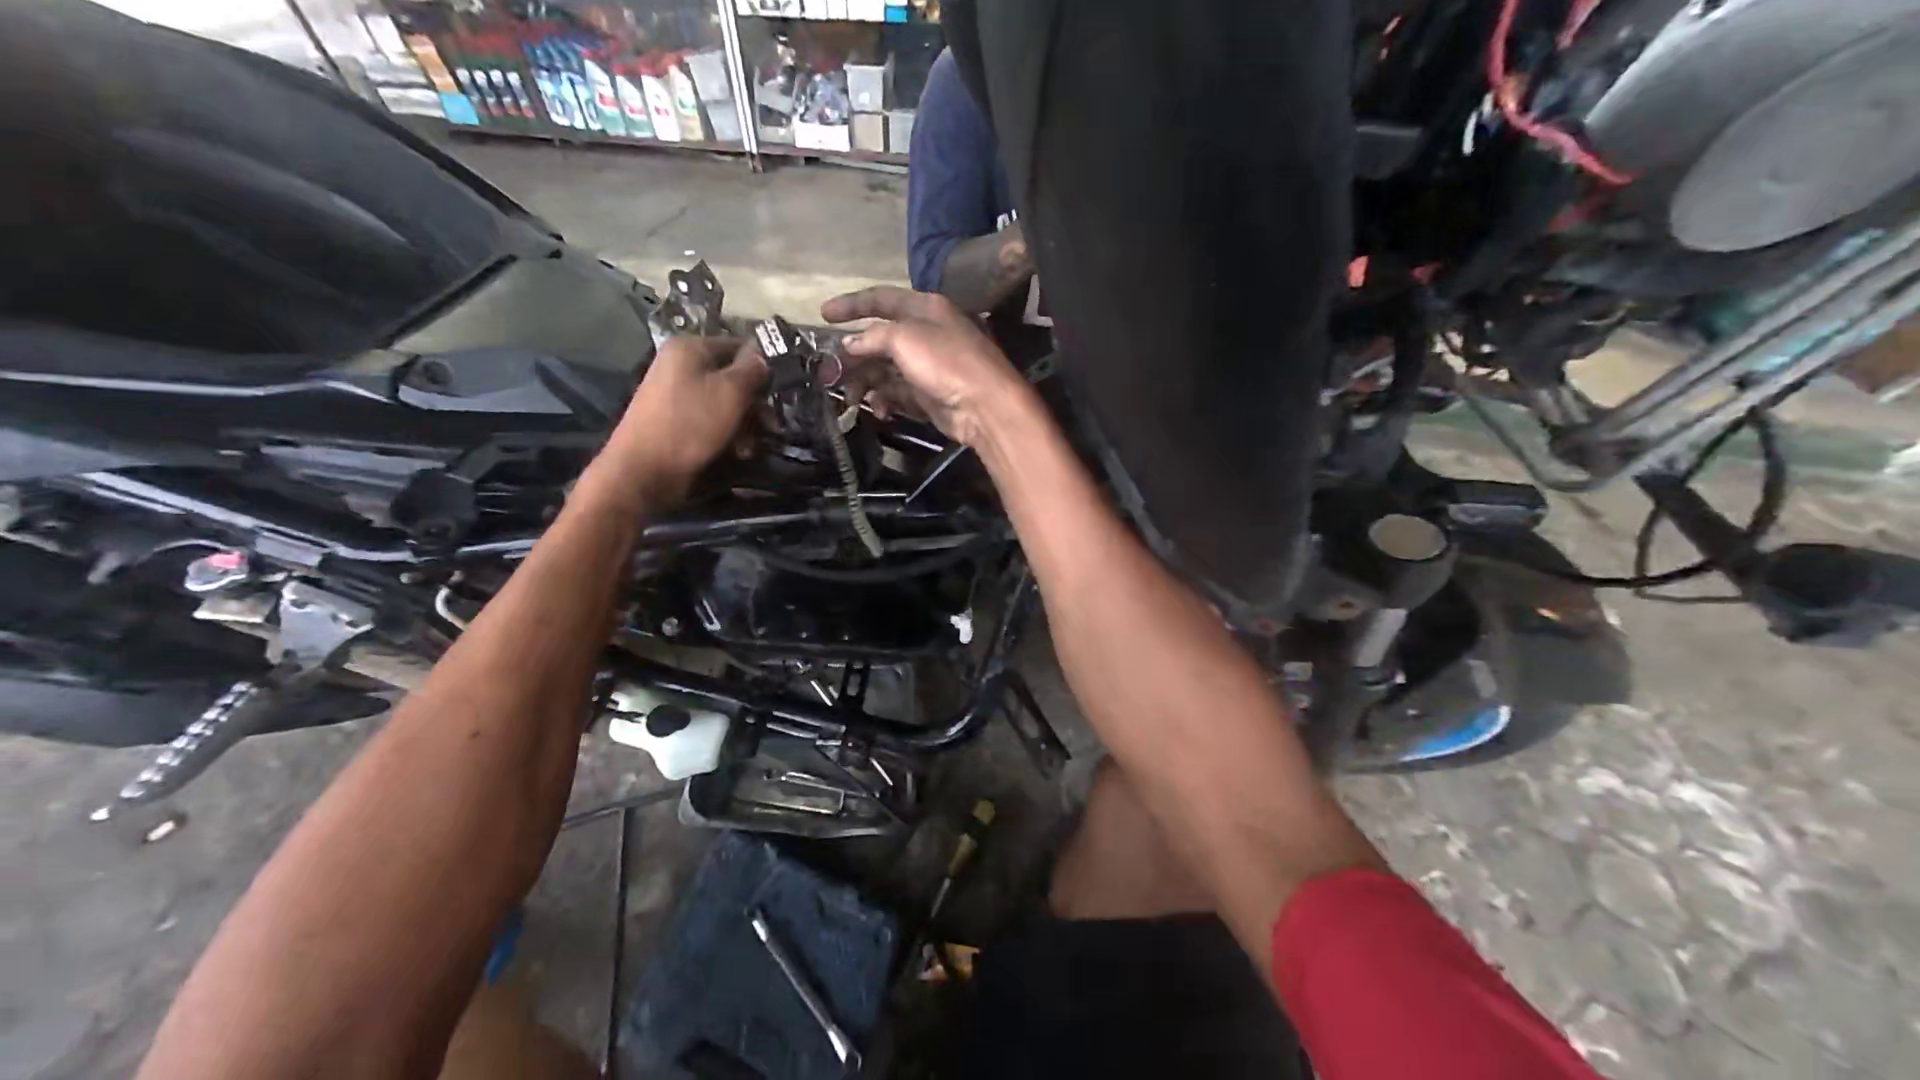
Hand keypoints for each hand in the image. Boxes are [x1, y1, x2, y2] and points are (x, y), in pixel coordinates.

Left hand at [597, 336, 766, 504]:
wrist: (644, 470)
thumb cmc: (690, 424)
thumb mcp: (731, 392)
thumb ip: (752, 370)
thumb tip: (764, 357)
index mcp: (690, 348)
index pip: (739, 345)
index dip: (764, 366)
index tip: (782, 391)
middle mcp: (680, 365)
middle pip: (732, 376)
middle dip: (756, 402)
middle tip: (773, 425)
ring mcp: (676, 393)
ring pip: (724, 401)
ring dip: (745, 422)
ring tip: (753, 445)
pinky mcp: (676, 420)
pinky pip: (710, 419)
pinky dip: (728, 433)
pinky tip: (739, 451)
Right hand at [821, 287, 1035, 447]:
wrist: (984, 406)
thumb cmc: (946, 362)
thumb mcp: (905, 338)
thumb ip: (872, 337)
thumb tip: (850, 345)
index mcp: (925, 308)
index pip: (881, 299)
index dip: (851, 304)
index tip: (823, 314)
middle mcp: (926, 333)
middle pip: (879, 340)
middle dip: (853, 356)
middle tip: (829, 373)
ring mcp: (927, 366)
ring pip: (885, 369)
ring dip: (865, 382)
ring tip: (851, 397)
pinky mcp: (928, 394)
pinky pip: (897, 393)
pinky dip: (885, 400)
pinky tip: (880, 410)